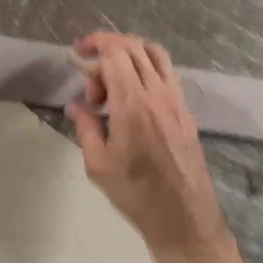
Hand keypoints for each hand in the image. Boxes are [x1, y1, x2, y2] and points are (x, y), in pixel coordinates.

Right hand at [66, 33, 234, 262]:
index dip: (95, 43)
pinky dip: (146, 72)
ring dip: (130, 57)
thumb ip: (85, 127)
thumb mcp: (98, 164)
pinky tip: (132, 99)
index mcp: (133, 103)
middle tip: (90, 80)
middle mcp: (158, 94)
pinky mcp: (186, 113)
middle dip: (108, 50)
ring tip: (112, 84)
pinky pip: (166, 76)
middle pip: (135, 48)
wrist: (184, 218)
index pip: (116, 53)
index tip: (77, 52)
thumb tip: (77, 106)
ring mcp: (177, 102)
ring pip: (156, 56)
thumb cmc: (135, 194)